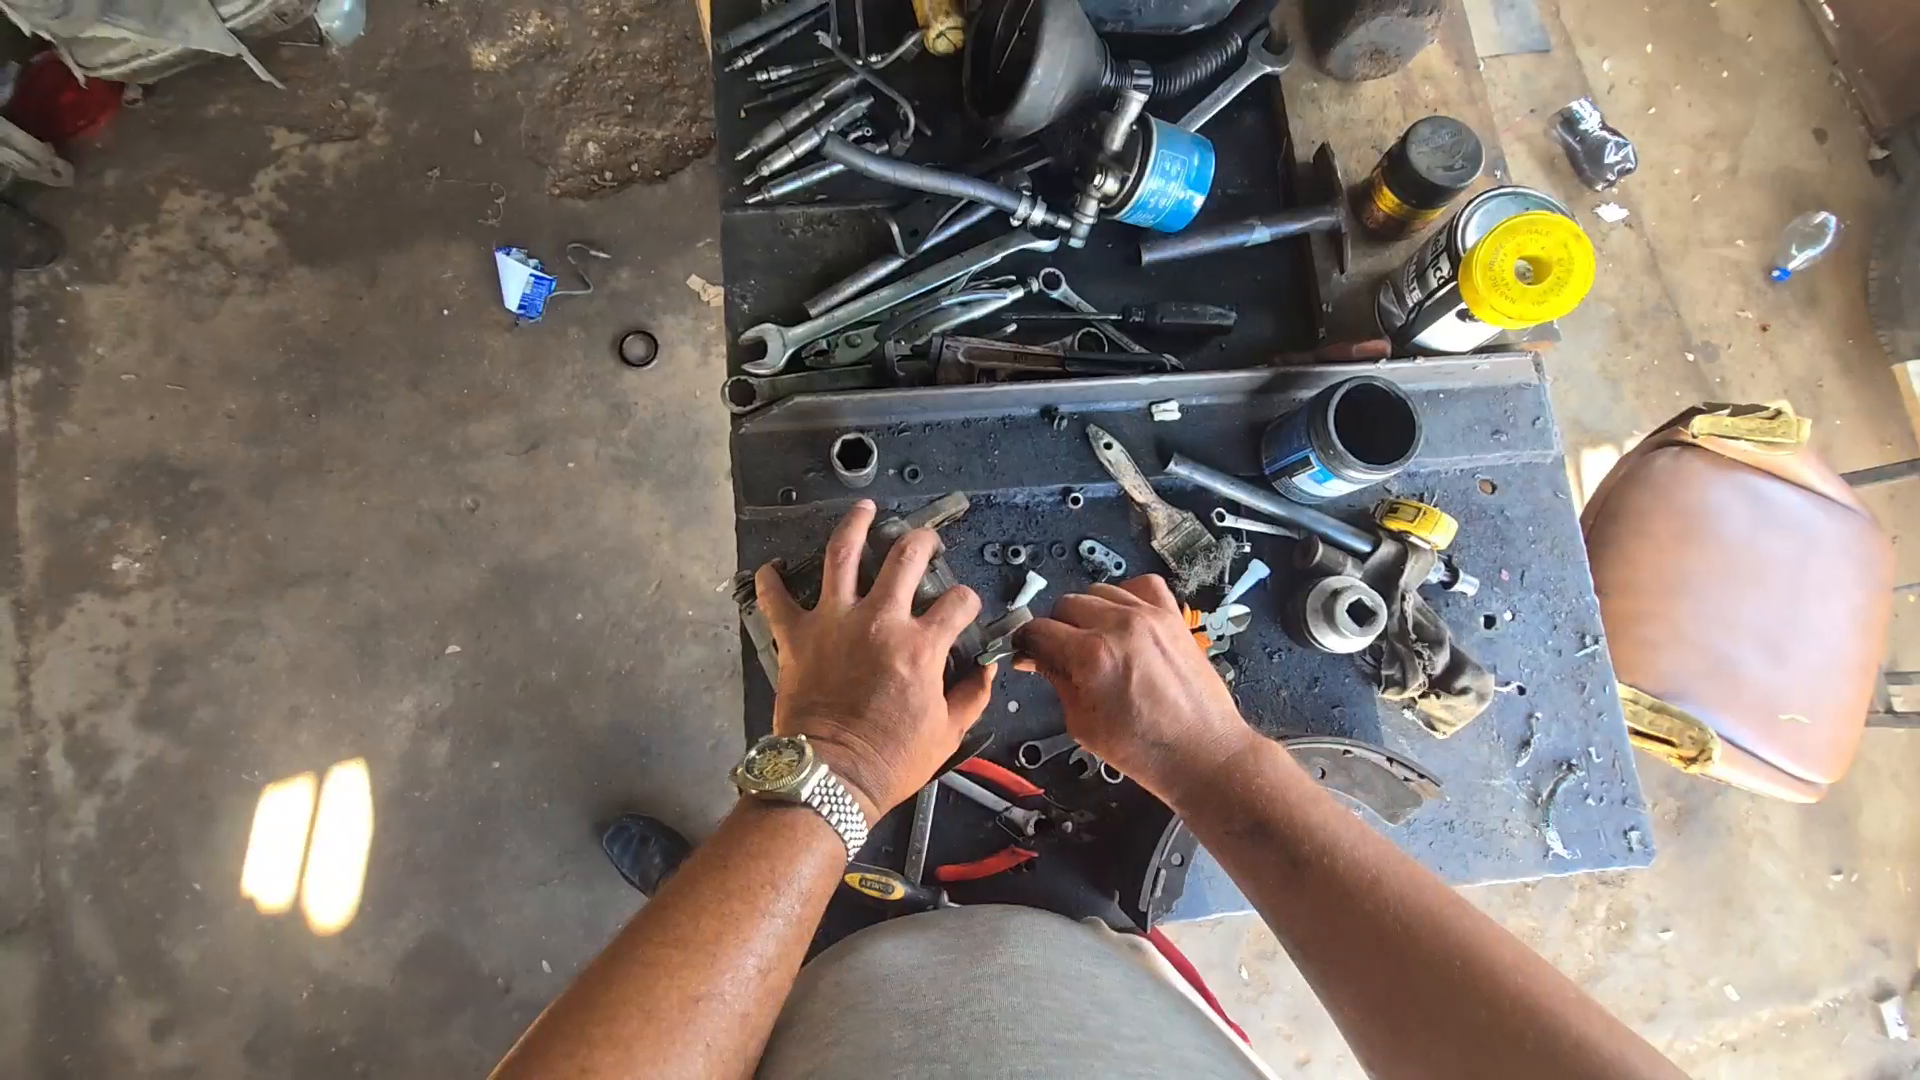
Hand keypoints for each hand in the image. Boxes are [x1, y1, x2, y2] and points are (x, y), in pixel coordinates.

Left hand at [754, 500, 994, 819]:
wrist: (830, 779)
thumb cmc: (891, 759)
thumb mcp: (948, 733)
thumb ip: (974, 695)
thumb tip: (987, 669)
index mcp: (920, 645)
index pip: (957, 603)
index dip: (968, 601)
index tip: (965, 608)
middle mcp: (879, 620)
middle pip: (906, 558)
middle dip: (923, 542)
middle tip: (926, 540)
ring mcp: (833, 622)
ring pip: (843, 555)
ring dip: (855, 525)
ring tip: (863, 509)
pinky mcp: (796, 636)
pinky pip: (776, 599)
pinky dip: (771, 580)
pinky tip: (771, 566)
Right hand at [1015, 575, 1253, 799]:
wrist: (1202, 753)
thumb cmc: (1144, 749)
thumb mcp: (1082, 723)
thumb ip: (1056, 680)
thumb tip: (1036, 658)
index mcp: (1091, 655)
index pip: (1039, 629)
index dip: (1026, 644)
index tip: (1027, 653)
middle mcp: (1119, 625)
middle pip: (1065, 604)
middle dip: (1056, 629)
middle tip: (1061, 654)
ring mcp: (1149, 615)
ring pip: (1098, 591)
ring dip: (1088, 612)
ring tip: (1094, 639)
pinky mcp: (1173, 616)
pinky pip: (1142, 585)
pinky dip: (1126, 595)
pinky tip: (1124, 619)